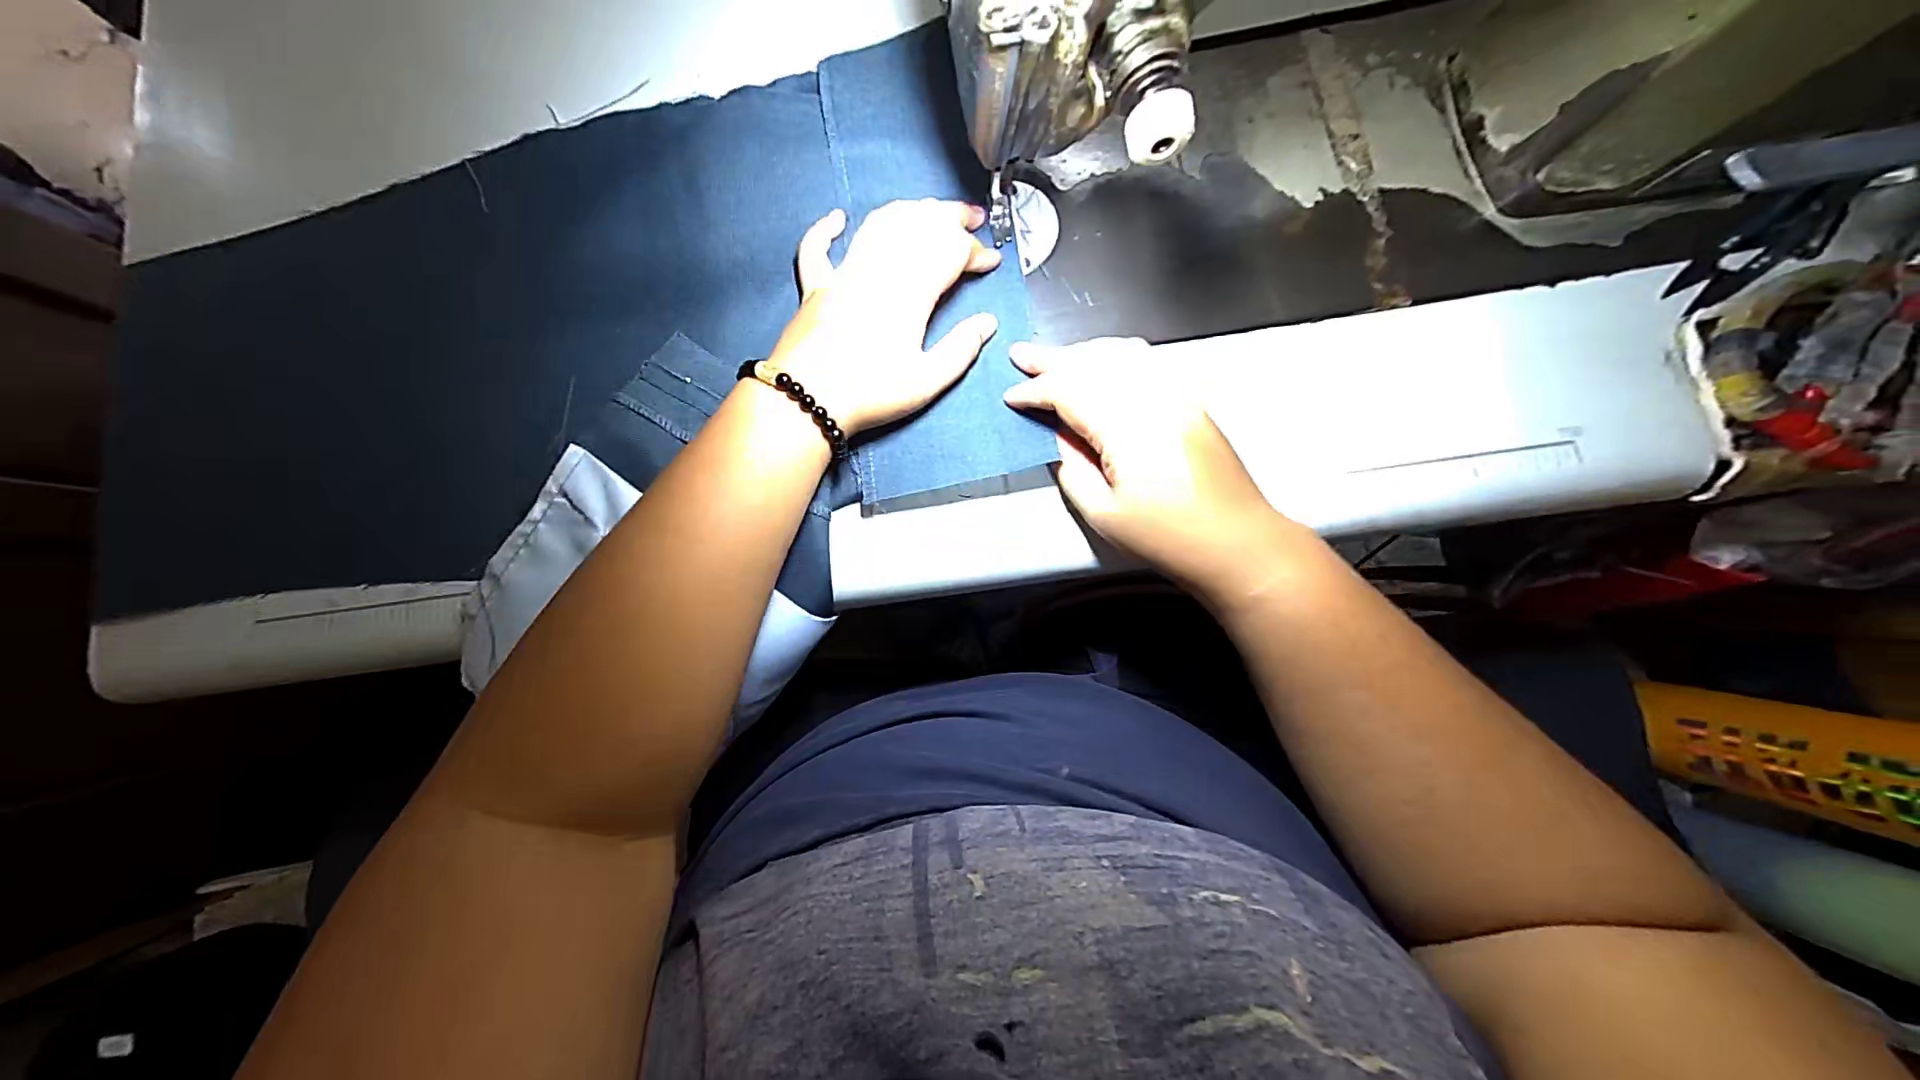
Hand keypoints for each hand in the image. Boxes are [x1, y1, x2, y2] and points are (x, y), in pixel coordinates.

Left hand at [759, 200, 1004, 436]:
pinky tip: (837, 219)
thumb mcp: (926, 381)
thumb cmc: (868, 394)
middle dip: (951, 216)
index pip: (950, 251)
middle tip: (972, 219)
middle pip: (919, 225)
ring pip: (878, 224)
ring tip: (930, 211)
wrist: (807, 400)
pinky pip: (817, 248)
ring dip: (908, 211)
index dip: (975, 250)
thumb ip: (961, 350)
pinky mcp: (816, 287)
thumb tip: (987, 323)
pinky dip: (826, 229)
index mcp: (911, 293)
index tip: (990, 261)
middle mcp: (878, 271)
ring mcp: (844, 274)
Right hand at [1003, 338, 1316, 601]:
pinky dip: (1118, 356)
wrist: (1235, 541)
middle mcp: (1153, 401)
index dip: (1035, 392)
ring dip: (1083, 353)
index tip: (1014, 396)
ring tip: (1057, 356)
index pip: (1068, 392)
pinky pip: (1149, 362)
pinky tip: (1105, 361)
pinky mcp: (1190, 402)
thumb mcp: (1103, 513)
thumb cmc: (1174, 536)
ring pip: (1120, 355)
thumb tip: (1059, 438)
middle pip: (1092, 364)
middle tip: (1022, 355)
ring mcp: (1176, 397)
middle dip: (1052, 358)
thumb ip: (1072, 468)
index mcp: (1126, 428)